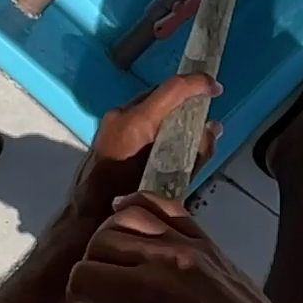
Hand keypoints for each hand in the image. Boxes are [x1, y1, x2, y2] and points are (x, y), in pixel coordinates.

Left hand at [65, 75, 221, 227]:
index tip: (216, 88)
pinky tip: (166, 139)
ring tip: (188, 126)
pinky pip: (138, 115)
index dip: (198, 83)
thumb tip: (213, 129)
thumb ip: (197, 153)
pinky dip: (156, 120)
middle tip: (204, 109)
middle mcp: (121, 114)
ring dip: (170, 109)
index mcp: (136, 124)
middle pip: (160, 92)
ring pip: (149, 102)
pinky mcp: (106, 129)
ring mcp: (110, 120)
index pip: (172, 89)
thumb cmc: (130, 204)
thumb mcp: (172, 182)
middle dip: (185, 96)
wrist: (86, 219)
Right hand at [67, 192, 302, 302]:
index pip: (85, 278)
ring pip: (128, 216)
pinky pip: (165, 205)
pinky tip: (123, 209)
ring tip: (112, 258)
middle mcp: (162, 258)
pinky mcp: (204, 237)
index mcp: (145, 294)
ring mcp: (186, 242)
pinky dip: (139, 202)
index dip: (80, 299)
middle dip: (91, 268)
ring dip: (109, 235)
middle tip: (102, 292)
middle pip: (100, 242)